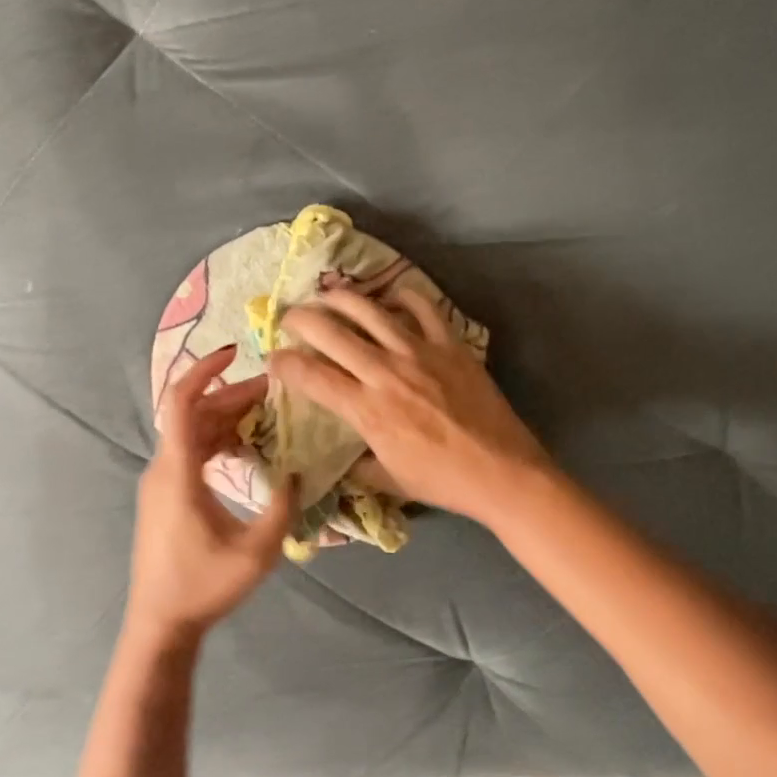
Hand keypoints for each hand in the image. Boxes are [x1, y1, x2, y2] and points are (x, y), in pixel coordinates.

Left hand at [128, 346, 295, 641]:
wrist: (160, 624)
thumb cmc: (203, 587)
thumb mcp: (257, 552)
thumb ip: (283, 507)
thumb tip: (297, 471)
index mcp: (178, 471)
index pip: (183, 402)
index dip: (204, 370)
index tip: (235, 352)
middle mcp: (163, 467)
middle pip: (194, 413)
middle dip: (232, 395)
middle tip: (273, 390)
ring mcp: (161, 480)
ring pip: (193, 432)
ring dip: (226, 418)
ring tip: (266, 413)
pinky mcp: (164, 494)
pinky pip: (190, 451)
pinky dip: (217, 439)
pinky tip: (246, 446)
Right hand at [268, 289, 555, 525]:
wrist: (503, 472)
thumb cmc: (443, 482)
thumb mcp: (388, 481)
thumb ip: (357, 464)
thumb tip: (341, 455)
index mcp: (366, 410)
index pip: (310, 376)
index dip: (283, 363)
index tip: (272, 358)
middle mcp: (385, 372)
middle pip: (330, 332)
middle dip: (300, 319)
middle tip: (290, 317)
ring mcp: (419, 352)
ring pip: (369, 309)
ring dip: (340, 297)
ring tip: (326, 294)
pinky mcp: (450, 344)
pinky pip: (421, 306)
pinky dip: (400, 296)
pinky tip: (389, 297)